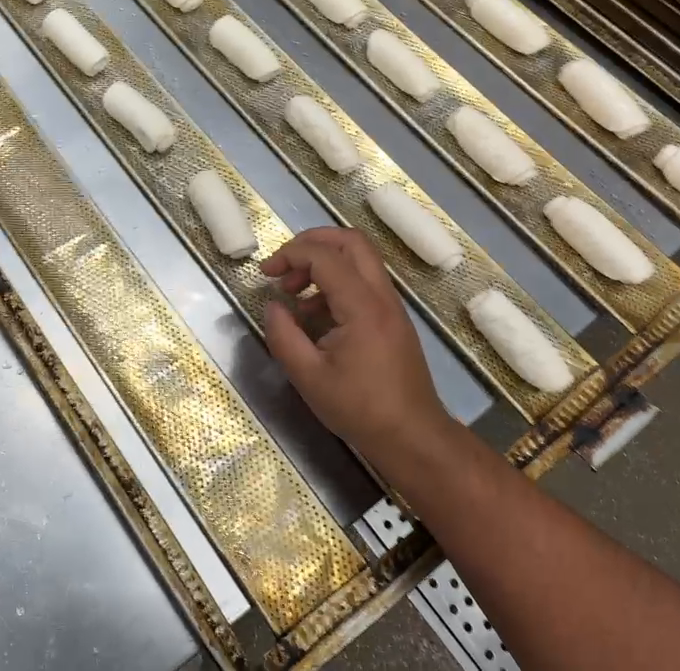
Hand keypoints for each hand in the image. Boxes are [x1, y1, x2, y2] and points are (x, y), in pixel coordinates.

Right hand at [260, 227, 449, 456]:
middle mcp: (382, 298)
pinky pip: (363, 283)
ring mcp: (392, 307)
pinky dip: (335, 283)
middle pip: (351, 241)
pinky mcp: (392, 320)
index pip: (323, 257)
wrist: (413, 438)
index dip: (289, 255)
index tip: (265, 275)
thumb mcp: (308, 377)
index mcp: (362, 307)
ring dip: (323, 264)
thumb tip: (273, 308)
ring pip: (359, 260)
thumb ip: (283, 336)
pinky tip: (314, 316)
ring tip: (294, 295)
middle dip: (311, 243)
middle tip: (285, 265)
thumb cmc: (360, 409)